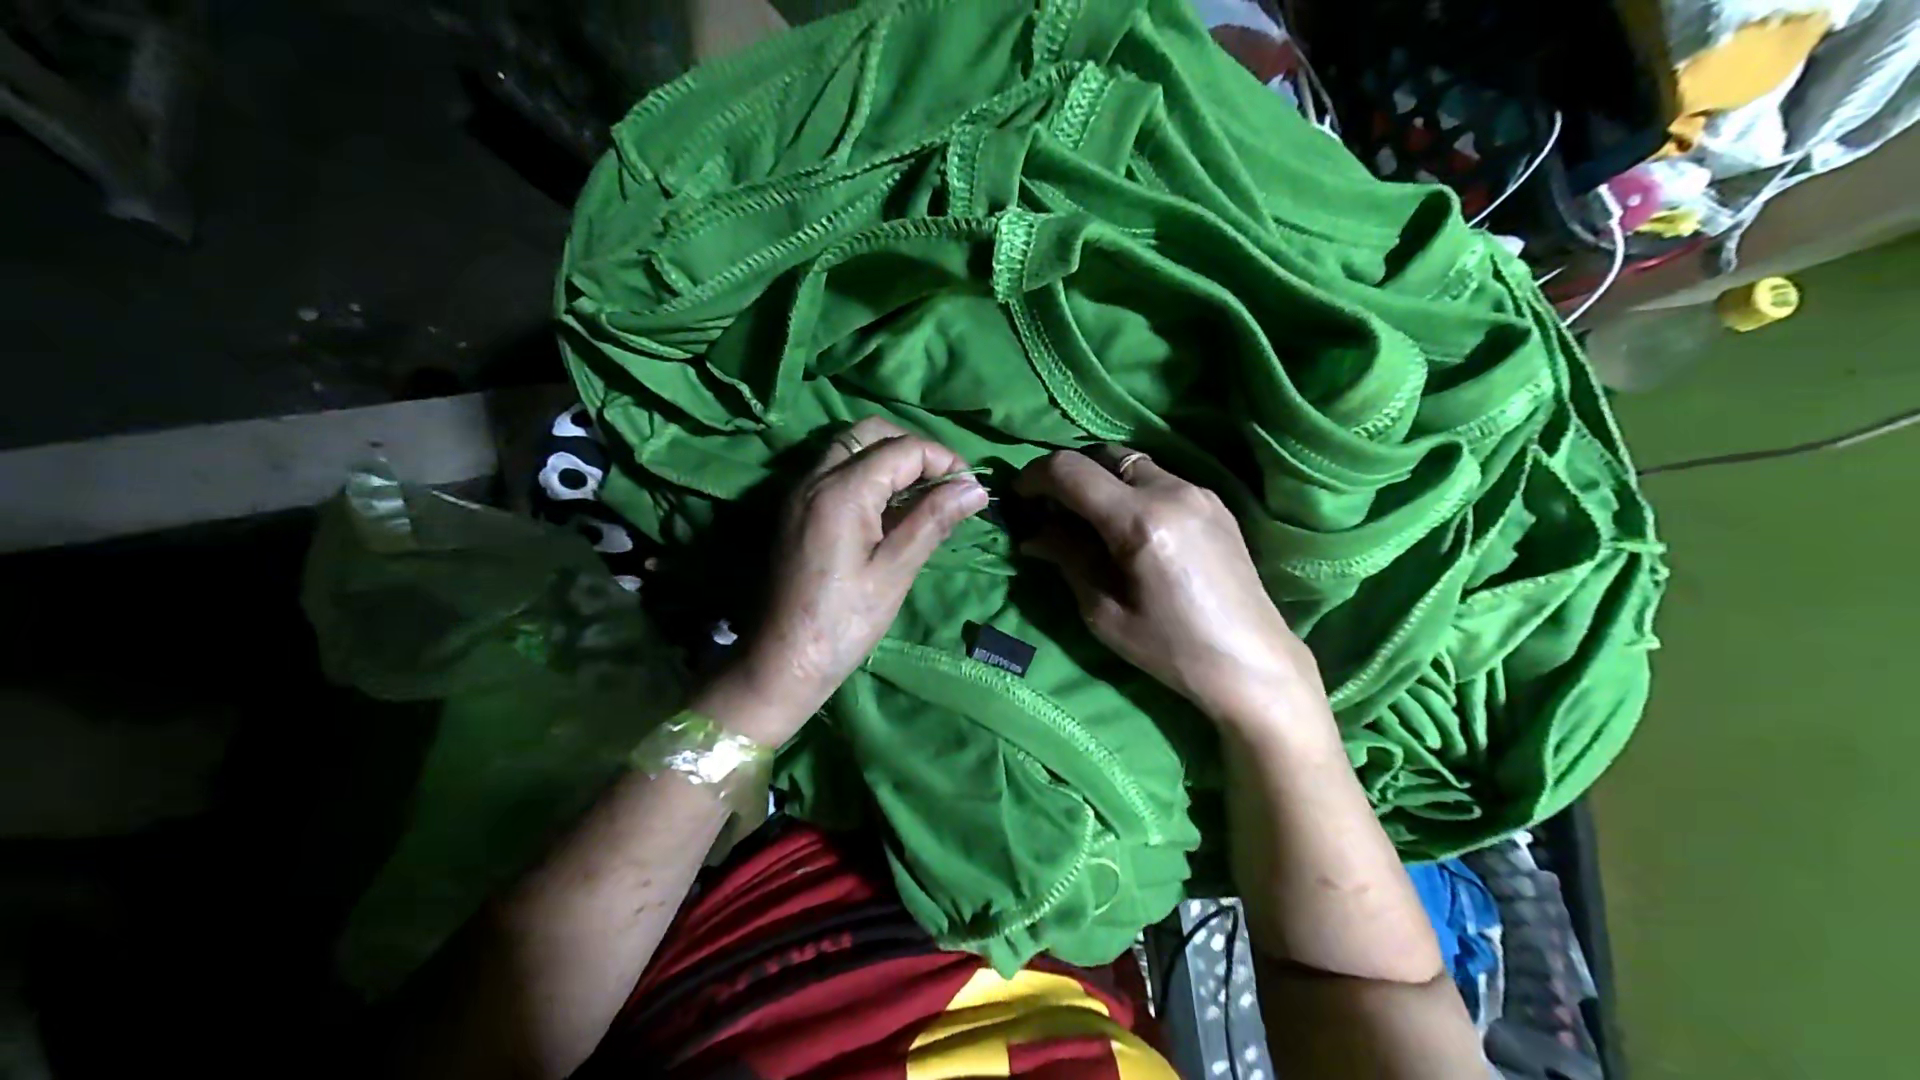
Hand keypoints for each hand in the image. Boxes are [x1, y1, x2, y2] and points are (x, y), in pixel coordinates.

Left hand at [689, 418, 989, 744]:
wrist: (781, 661)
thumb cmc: (844, 622)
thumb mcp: (895, 570)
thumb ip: (933, 520)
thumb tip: (976, 488)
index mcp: (842, 490)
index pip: (904, 448)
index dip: (945, 460)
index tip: (971, 489)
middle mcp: (816, 477)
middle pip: (872, 433)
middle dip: (915, 450)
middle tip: (945, 486)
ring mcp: (800, 491)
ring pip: (851, 447)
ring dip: (890, 458)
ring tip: (921, 497)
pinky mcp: (796, 510)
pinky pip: (835, 470)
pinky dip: (867, 474)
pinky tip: (888, 510)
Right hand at [1016, 446, 1327, 730]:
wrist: (1253, 664)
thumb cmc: (1172, 649)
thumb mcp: (1104, 612)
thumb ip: (1067, 558)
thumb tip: (1033, 532)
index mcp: (1139, 521)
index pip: (1069, 471)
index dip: (1033, 477)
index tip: (1018, 498)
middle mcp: (1171, 491)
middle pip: (1101, 455)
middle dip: (1068, 477)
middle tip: (1051, 512)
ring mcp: (1199, 492)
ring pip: (1132, 465)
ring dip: (1101, 482)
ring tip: (1089, 522)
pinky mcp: (1216, 503)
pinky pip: (1160, 479)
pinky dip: (1131, 490)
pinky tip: (1128, 528)